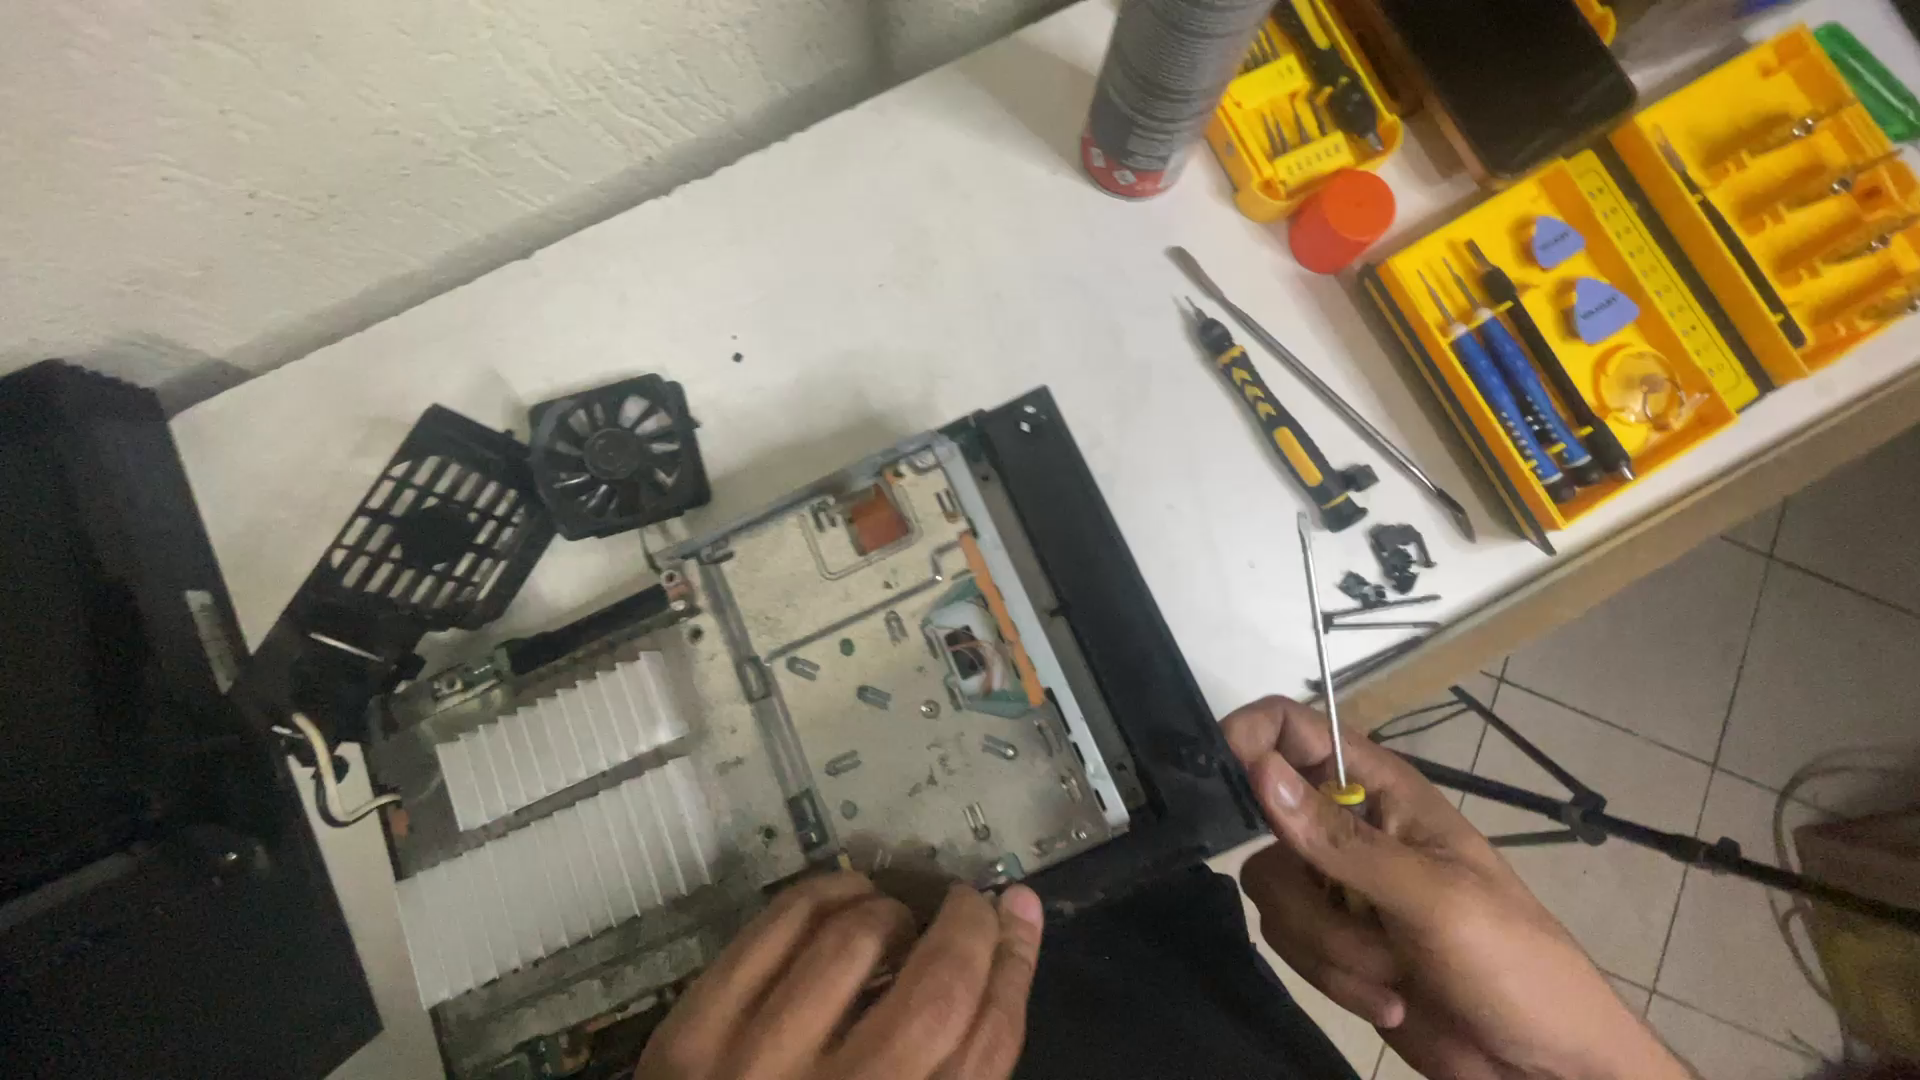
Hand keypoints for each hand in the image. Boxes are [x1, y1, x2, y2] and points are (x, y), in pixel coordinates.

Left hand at [635, 871, 1043, 1079]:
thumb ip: (952, 1057)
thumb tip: (1005, 939)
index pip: (984, 1045)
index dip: (1015, 966)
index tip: (1019, 913)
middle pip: (935, 992)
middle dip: (969, 927)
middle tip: (970, 902)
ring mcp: (756, 1066)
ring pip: (854, 943)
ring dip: (892, 912)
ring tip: (897, 921)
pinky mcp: (694, 1032)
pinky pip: (778, 925)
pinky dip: (825, 891)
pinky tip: (846, 895)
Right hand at [1222, 696, 1688, 1079]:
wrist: (1542, 1074)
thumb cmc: (1512, 964)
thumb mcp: (1430, 897)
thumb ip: (1338, 837)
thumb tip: (1256, 768)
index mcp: (1380, 789)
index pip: (1292, 728)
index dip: (1251, 737)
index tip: (1232, 781)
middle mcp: (1345, 825)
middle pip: (1263, 817)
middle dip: (1304, 880)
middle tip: (1354, 910)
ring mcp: (1332, 883)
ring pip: (1268, 885)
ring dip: (1327, 942)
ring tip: (1390, 969)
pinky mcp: (1324, 937)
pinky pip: (1281, 936)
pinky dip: (1329, 974)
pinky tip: (1385, 996)